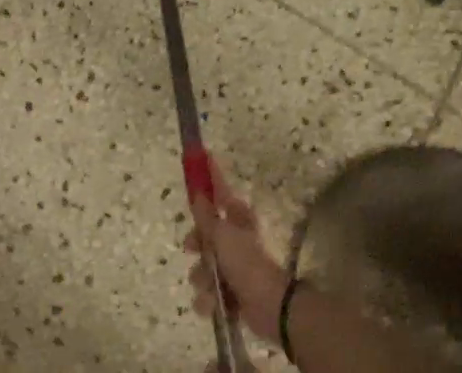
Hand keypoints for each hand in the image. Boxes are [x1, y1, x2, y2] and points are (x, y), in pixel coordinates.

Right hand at [183, 162, 290, 342]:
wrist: (269, 306)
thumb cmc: (246, 263)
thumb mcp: (223, 236)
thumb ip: (206, 216)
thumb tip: (198, 193)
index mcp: (237, 220)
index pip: (220, 191)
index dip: (211, 175)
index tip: (202, 154)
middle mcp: (234, 239)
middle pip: (204, 233)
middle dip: (196, 244)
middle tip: (191, 247)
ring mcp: (232, 266)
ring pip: (203, 265)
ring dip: (202, 278)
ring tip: (211, 288)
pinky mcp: (230, 293)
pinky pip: (208, 292)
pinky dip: (209, 300)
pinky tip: (215, 304)